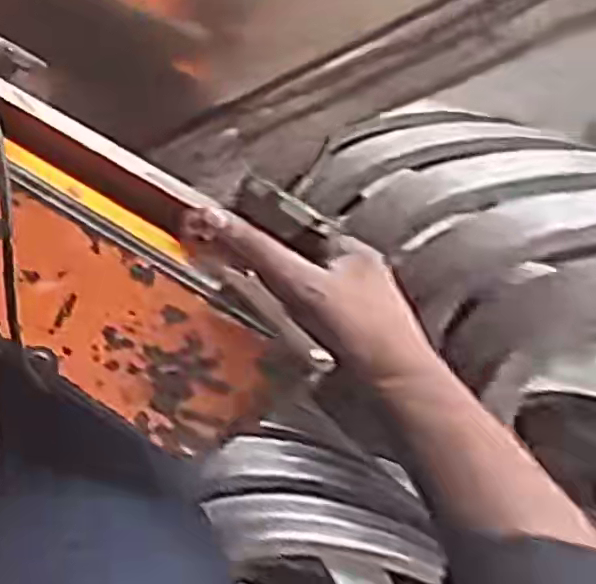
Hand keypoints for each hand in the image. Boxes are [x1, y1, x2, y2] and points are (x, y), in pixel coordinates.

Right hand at [183, 207, 439, 386]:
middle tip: (211, 245)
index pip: (288, 221)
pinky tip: (246, 298)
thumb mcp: (297, 280)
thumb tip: (210, 213)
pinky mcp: (334, 320)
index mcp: (350, 249)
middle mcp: (349, 268)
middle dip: (248, 248)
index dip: (251, 219)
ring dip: (253, 272)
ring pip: (284, 272)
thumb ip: (253, 245)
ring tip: (221, 269)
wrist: (392, 388)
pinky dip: (264, 294)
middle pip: (284, 248)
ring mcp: (342, 296)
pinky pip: (286, 295)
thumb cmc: (356, 327)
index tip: (216, 222)